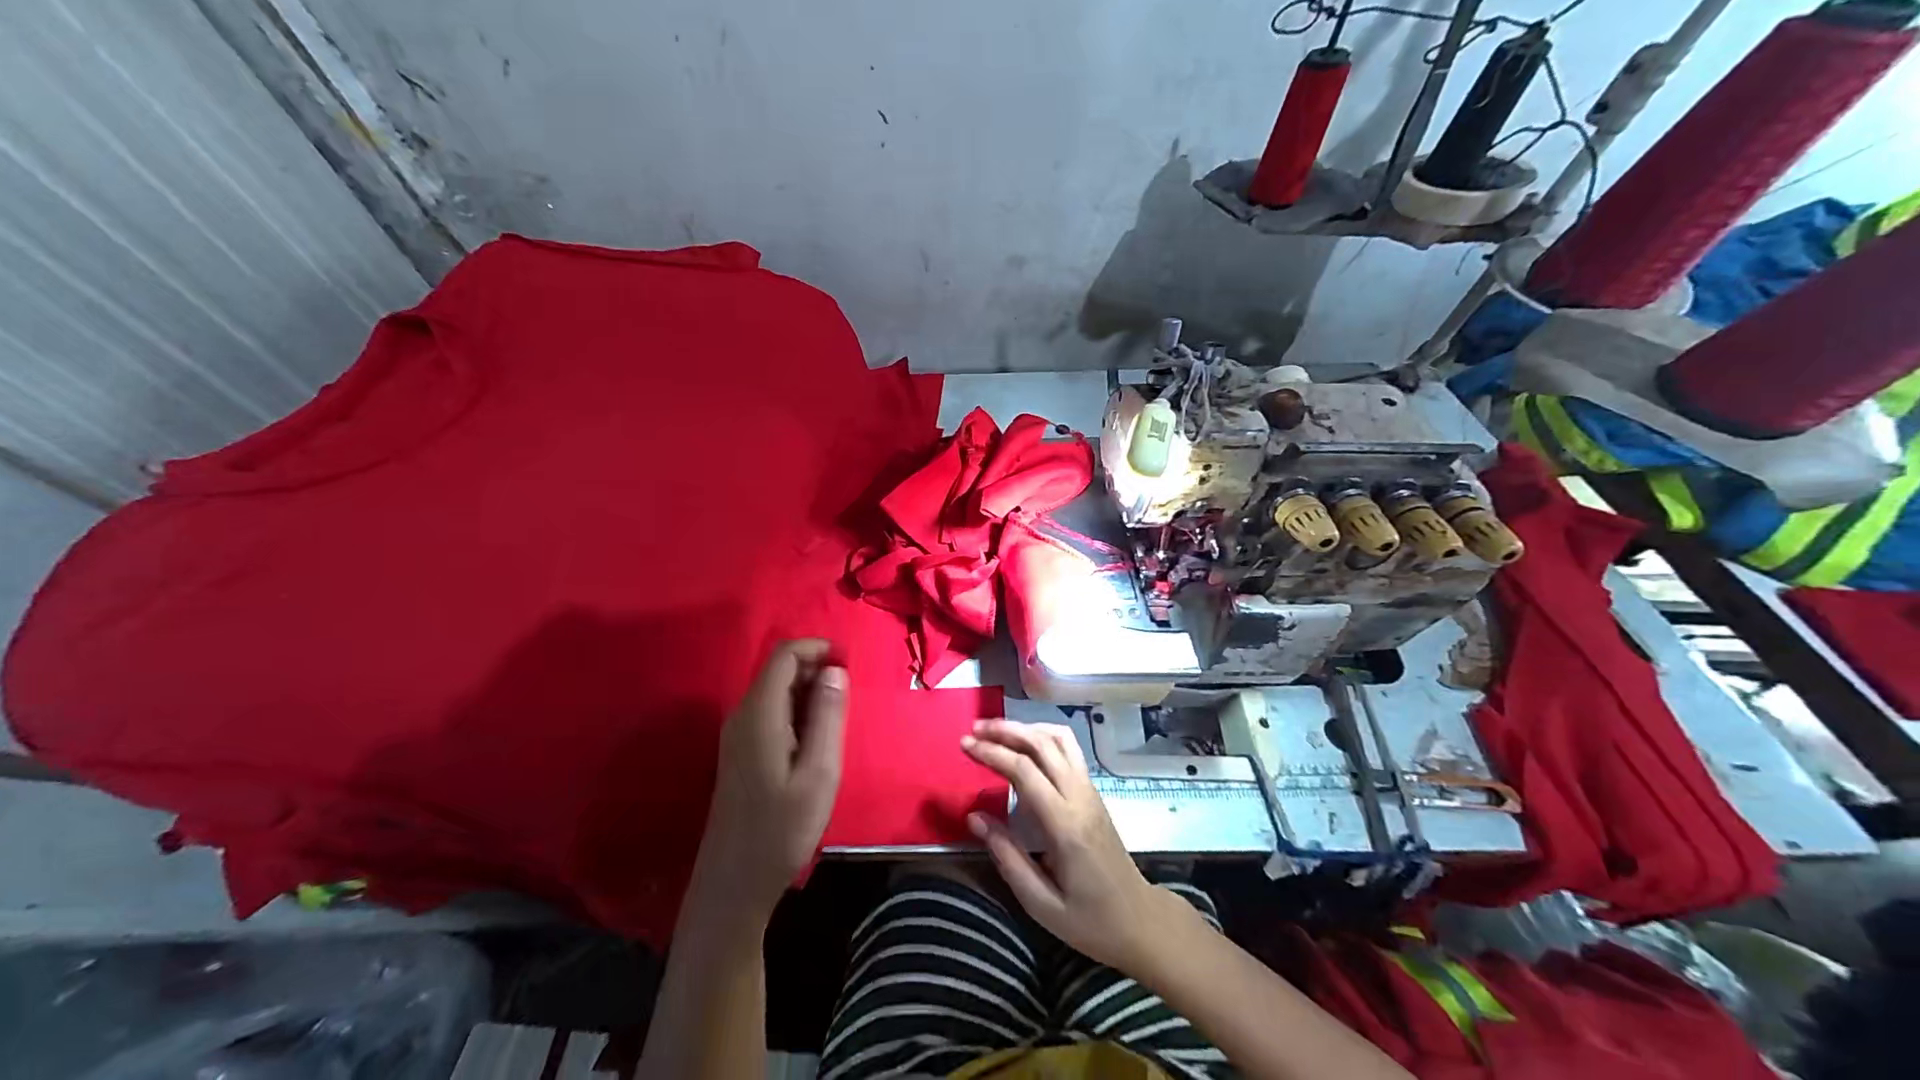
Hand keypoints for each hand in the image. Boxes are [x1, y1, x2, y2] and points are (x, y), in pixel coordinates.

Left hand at [695, 639, 847, 917]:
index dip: (819, 649)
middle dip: (817, 669)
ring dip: (809, 692)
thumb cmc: (782, 830)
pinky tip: (815, 741)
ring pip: (776, 691)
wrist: (733, 884)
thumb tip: (835, 669)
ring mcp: (738, 735)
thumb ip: (828, 716)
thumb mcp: (819, 773)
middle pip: (779, 670)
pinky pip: (771, 713)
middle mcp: (742, 715)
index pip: (785, 655)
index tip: (851, 664)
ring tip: (838, 720)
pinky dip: (797, 712)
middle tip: (850, 698)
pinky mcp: (741, 752)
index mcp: (759, 714)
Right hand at [962, 720, 1185, 973]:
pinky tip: (1024, 743)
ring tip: (995, 730)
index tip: (965, 745)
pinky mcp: (1093, 793)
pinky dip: (1043, 736)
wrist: (1140, 921)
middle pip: (1043, 744)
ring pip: (1060, 739)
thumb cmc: (1089, 920)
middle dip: (1005, 730)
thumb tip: (974, 816)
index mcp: (1066, 825)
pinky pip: (1069, 750)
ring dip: (1026, 728)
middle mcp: (1080, 798)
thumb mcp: (1040, 903)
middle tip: (974, 729)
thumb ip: (1007, 856)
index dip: (992, 753)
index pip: (1025, 771)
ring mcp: (1090, 791)